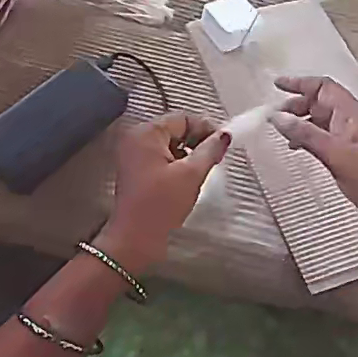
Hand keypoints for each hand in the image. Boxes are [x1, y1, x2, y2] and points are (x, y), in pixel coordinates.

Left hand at [97, 113, 229, 269]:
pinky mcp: (135, 170)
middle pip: (175, 129)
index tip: (223, 144)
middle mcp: (135, 138)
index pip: (182, 118)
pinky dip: (176, 164)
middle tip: (214, 158)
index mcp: (146, 133)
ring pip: (169, 144)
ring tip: (201, 171)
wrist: (135, 238)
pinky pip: (160, 157)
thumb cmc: (160, 205)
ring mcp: (133, 154)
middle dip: (197, 142)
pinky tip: (186, 180)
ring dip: (188, 154)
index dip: (205, 129)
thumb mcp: (191, 174)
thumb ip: (210, 150)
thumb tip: (224, 136)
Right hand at [269, 75, 357, 217]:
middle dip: (297, 104)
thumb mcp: (337, 154)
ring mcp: (356, 141)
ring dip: (302, 122)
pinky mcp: (354, 158)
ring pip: (324, 121)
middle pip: (323, 103)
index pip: (324, 88)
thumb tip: (281, 118)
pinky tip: (301, 148)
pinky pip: (327, 139)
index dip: (300, 83)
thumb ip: (306, 134)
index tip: (280, 84)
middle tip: (276, 113)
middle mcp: (357, 124)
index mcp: (356, 115)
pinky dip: (310, 139)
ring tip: (283, 130)